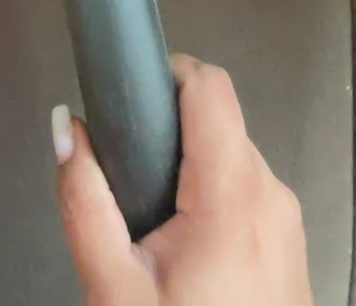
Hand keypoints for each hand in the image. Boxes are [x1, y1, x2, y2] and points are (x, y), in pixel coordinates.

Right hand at [52, 55, 312, 304]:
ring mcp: (286, 219)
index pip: (210, 86)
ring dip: (185, 163)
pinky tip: (181, 243)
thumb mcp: (112, 286)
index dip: (167, 72)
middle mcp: (270, 193)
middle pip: (215, 117)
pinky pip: (243, 187)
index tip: (128, 96)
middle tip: (126, 174)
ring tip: (149, 218)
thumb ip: (83, 198)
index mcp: (232, 193)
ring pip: (228, 151)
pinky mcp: (289, 243)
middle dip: (166, 128)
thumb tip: (66, 126)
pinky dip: (208, 191)